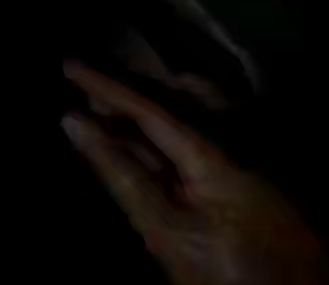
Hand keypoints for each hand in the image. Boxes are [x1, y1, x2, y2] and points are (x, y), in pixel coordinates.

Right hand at [63, 61, 328, 284]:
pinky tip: (140, 146)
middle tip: (91, 91)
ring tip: (108, 115)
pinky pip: (208, 140)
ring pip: (196, 115)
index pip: (153, 109)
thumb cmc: (225, 280)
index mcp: (224, 160)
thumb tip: (72, 121)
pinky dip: (170, 135)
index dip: (107, 86)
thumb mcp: (165, 234)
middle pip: (184, 96)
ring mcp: (257, 167)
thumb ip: (118, 173)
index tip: (69, 65)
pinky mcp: (259, 187)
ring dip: (150, 111)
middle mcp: (246, 150)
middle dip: (134, 89)